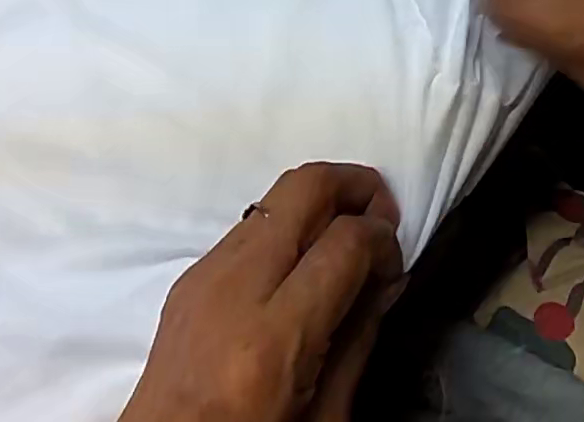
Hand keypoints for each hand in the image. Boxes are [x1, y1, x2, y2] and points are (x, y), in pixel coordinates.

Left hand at [118, 163, 404, 421]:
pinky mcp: (190, 275)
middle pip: (309, 186)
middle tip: (382, 216)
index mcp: (272, 341)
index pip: (346, 241)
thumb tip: (387, 277)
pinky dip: (295, 220)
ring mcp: (205, 275)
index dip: (384, 240)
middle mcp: (234, 289)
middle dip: (358, 185)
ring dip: (327, 198)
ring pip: (282, 190)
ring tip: (349, 234)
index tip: (393, 264)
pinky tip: (309, 257)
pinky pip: (257, 220)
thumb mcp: (324, 420)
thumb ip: (360, 338)